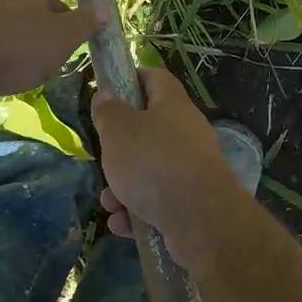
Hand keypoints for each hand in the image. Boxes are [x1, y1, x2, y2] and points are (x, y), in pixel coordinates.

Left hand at [0, 0, 104, 99]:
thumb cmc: (13, 48)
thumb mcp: (60, 39)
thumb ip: (84, 22)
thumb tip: (103, 8)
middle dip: (56, 4)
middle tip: (72, 24)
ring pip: (18, 7)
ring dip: (35, 22)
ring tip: (47, 47)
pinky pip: (1, 22)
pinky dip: (16, 33)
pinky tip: (19, 56)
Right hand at [93, 68, 251, 265]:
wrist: (198, 218)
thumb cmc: (152, 162)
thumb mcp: (117, 130)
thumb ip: (108, 111)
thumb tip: (106, 95)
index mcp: (172, 104)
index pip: (154, 78)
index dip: (131, 79)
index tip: (108, 92)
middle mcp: (186, 132)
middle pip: (148, 130)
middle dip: (119, 149)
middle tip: (102, 158)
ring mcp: (191, 168)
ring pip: (149, 170)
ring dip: (123, 187)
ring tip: (108, 203)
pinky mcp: (192, 202)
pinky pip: (158, 200)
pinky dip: (138, 211)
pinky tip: (122, 223)